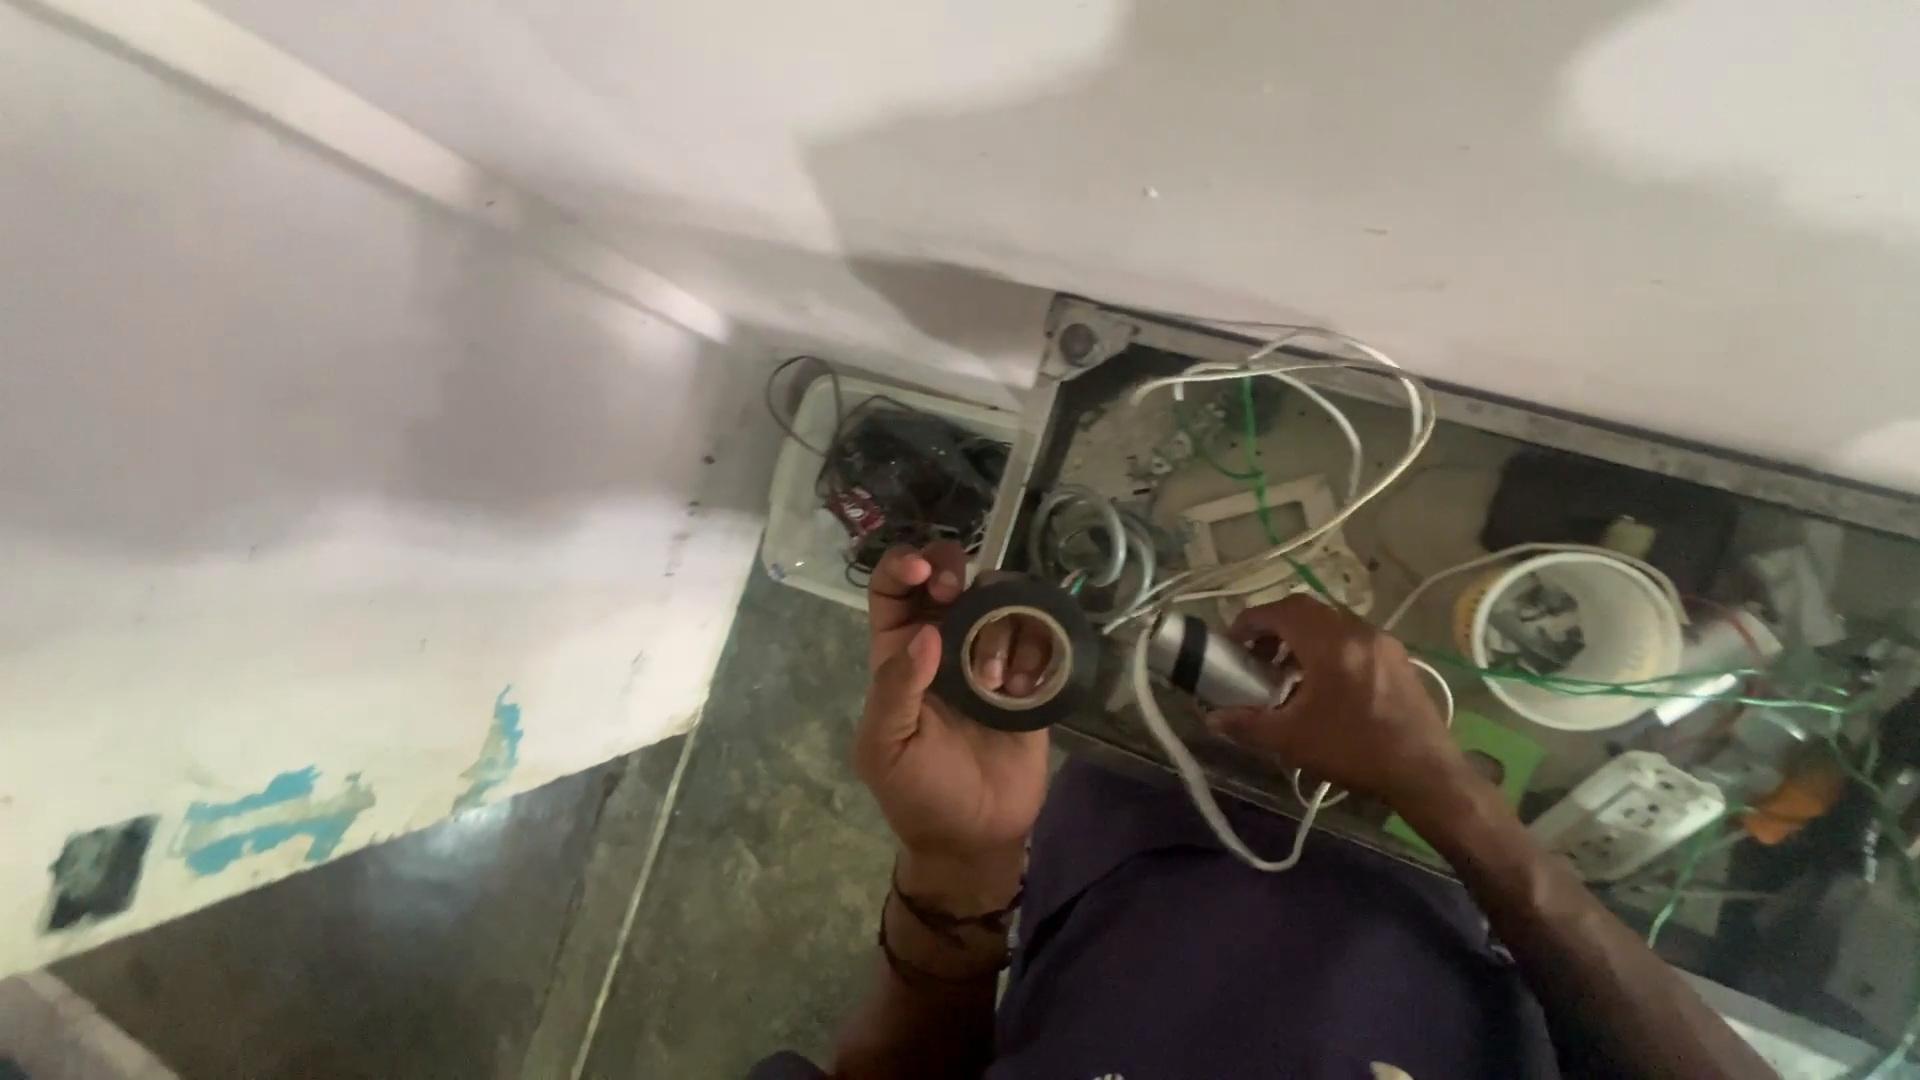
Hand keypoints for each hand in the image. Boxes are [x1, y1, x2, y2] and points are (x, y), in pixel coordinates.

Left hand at [853, 543, 1050, 902]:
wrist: (975, 835)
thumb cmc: (919, 792)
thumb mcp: (885, 747)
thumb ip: (894, 690)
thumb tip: (925, 633)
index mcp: (898, 652)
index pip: (891, 588)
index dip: (902, 565)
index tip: (924, 571)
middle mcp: (943, 642)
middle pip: (947, 576)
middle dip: (955, 572)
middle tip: (962, 596)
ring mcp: (988, 654)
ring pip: (999, 599)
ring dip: (1000, 625)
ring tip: (998, 682)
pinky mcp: (1029, 674)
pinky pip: (1039, 633)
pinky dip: (1037, 650)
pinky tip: (1025, 691)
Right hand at [1205, 595, 1466, 808]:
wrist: (1427, 775)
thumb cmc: (1355, 751)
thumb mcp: (1291, 739)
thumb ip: (1246, 724)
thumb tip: (1210, 719)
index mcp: (1331, 644)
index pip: (1281, 611)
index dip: (1250, 621)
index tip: (1233, 641)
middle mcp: (1358, 632)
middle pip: (1306, 609)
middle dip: (1274, 625)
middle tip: (1255, 653)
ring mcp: (1382, 643)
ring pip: (1331, 621)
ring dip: (1301, 635)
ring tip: (1285, 670)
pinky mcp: (1398, 658)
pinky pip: (1352, 636)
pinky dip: (1327, 645)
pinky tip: (1321, 681)